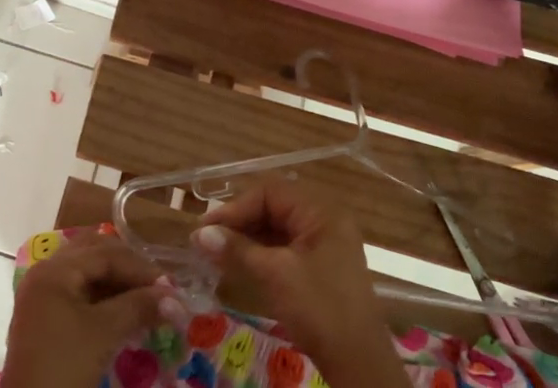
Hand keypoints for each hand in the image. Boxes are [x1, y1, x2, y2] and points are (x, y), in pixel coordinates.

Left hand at [1, 233, 180, 387]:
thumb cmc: (65, 365)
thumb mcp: (104, 333)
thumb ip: (139, 307)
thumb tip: (173, 298)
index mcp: (54, 269)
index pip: (104, 254)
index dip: (139, 268)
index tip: (170, 286)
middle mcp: (45, 273)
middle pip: (93, 255)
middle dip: (127, 268)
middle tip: (157, 286)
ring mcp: (42, 294)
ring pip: (86, 273)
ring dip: (116, 282)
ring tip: (145, 298)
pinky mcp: (44, 316)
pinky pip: (78, 292)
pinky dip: (103, 297)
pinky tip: (124, 311)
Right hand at [193, 181, 404, 387]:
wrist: (358, 363)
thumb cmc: (319, 308)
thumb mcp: (274, 274)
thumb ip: (236, 249)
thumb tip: (198, 234)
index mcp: (321, 212)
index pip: (269, 193)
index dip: (234, 208)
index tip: (205, 229)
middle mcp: (325, 220)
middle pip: (273, 208)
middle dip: (238, 223)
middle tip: (206, 240)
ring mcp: (325, 244)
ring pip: (277, 229)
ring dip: (246, 239)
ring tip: (215, 253)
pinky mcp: (320, 267)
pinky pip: (284, 248)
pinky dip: (260, 254)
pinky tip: (238, 264)